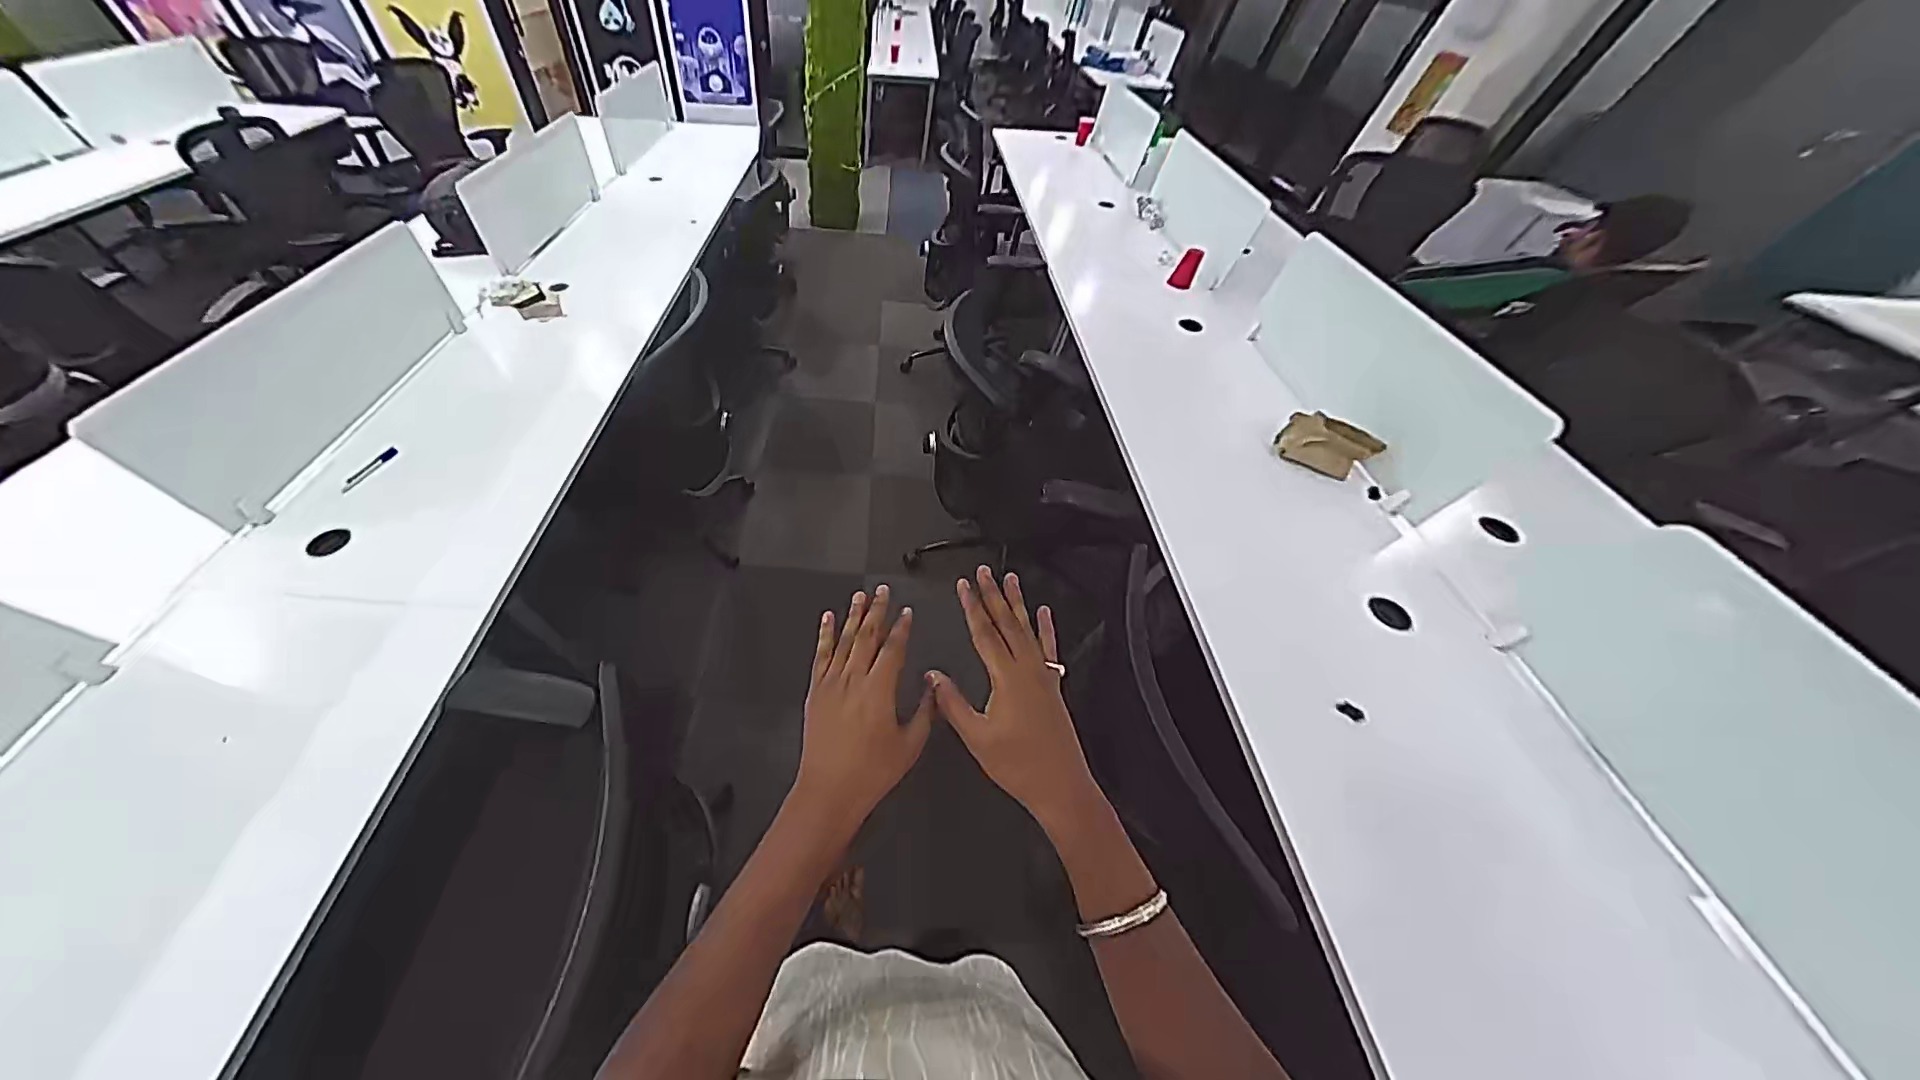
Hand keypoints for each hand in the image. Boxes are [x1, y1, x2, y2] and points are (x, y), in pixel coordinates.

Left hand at [793, 586, 933, 840]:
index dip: (901, 628)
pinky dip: (825, 635)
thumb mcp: (910, 744)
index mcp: (879, 691)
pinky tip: (827, 621)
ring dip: (852, 616)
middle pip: (866, 636)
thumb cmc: (870, 773)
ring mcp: (831, 685)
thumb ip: (925, 711)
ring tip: (859, 596)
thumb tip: (932, 688)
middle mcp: (853, 681)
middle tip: (882, 591)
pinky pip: (820, 656)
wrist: (829, 791)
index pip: (893, 648)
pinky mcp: (816, 693)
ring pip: (843, 640)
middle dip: (876, 610)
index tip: (907, 613)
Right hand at [928, 566, 1100, 828]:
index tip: (964, 586)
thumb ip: (952, 704)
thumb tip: (934, 679)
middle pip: (1007, 622)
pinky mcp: (1054, 685)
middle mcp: (1029, 670)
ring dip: (1018, 603)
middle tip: (984, 572)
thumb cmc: (1021, 766)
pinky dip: (1046, 628)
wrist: (1060, 784)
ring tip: (1011, 581)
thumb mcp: (977, 737)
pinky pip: (1049, 648)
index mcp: (1007, 679)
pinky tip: (1044, 614)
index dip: (972, 606)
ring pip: (1028, 629)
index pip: (985, 633)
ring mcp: (1044, 676)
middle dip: (993, 594)